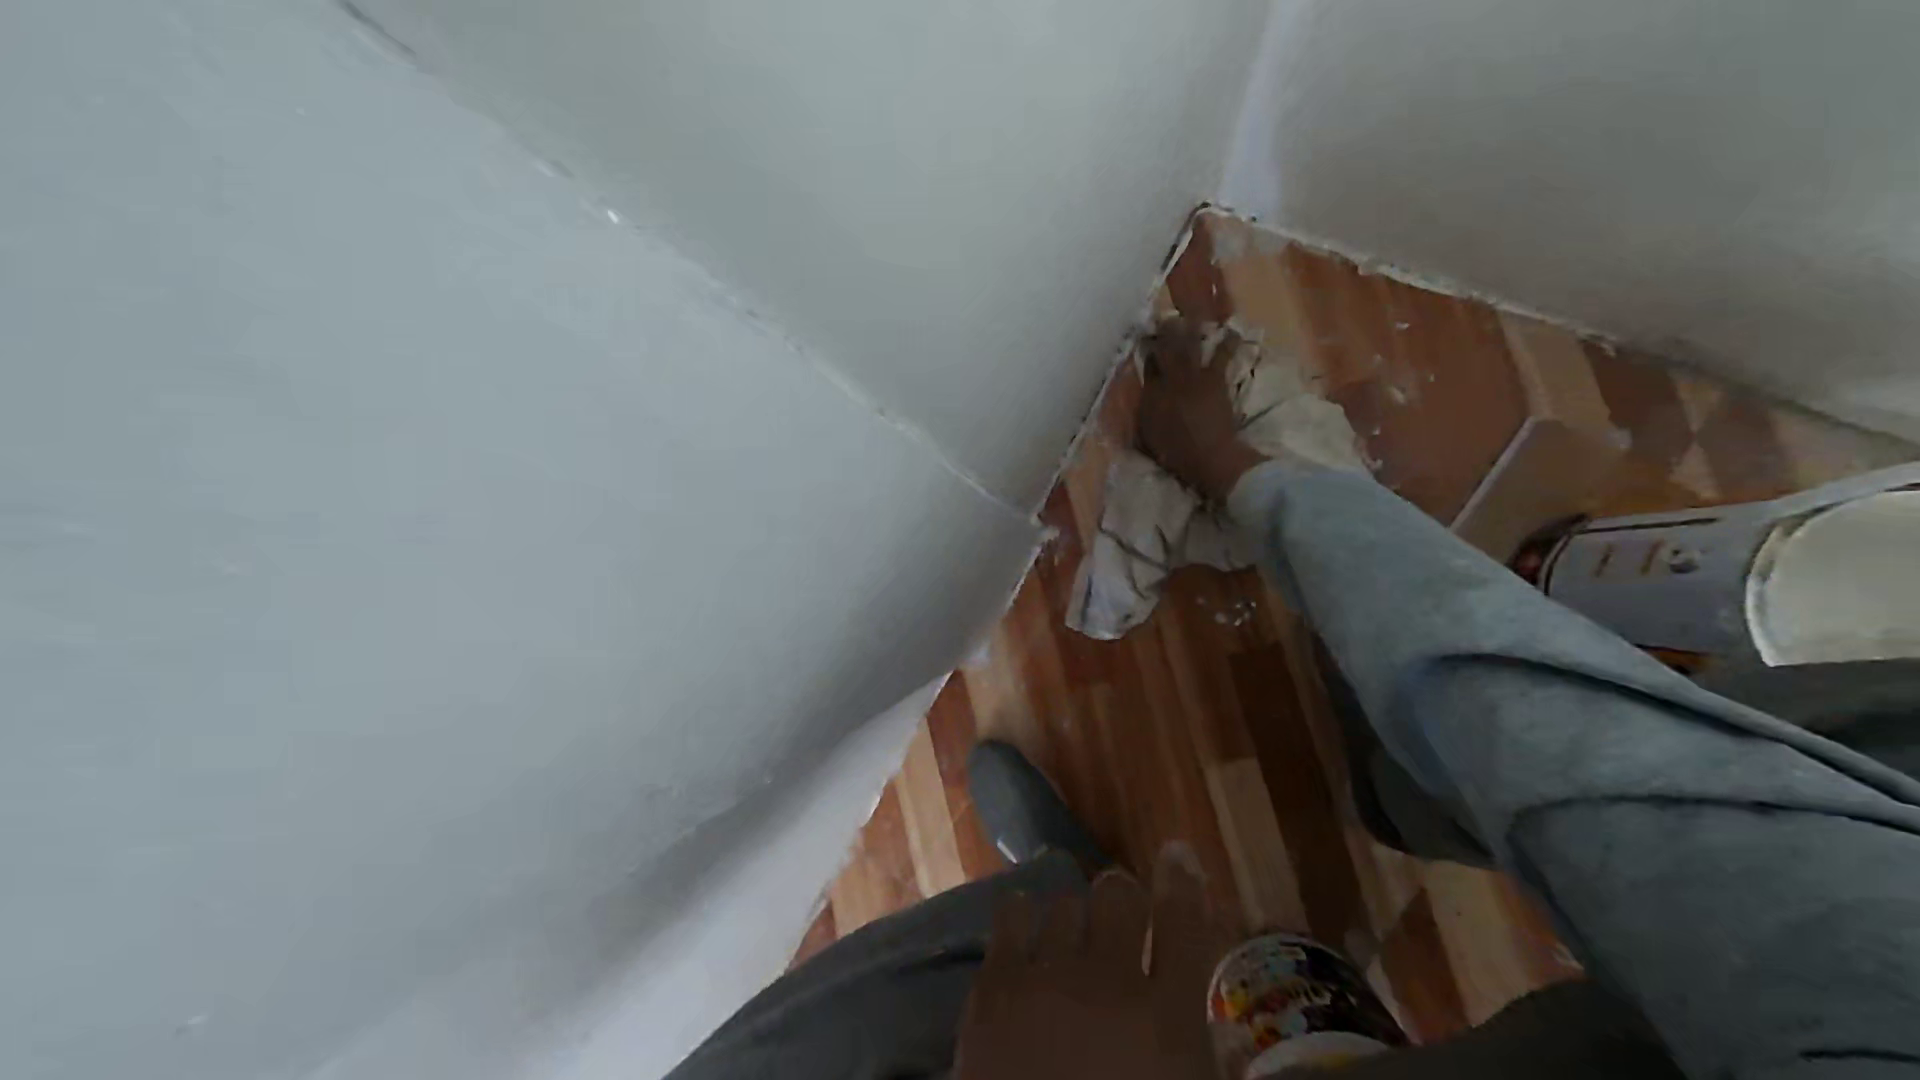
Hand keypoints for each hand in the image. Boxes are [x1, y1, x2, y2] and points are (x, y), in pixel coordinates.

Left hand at [954, 850, 1229, 1079]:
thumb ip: (1209, 1065)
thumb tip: (1222, 1033)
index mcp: (1166, 1021)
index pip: (1184, 924)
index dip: (1183, 881)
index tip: (1178, 853)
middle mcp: (1107, 981)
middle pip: (1119, 896)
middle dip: (1123, 899)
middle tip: (1120, 917)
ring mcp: (1045, 976)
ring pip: (1067, 902)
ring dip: (1077, 917)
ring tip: (1074, 943)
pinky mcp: (993, 984)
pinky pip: (1013, 914)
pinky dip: (1025, 918)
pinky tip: (1029, 934)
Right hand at [1137, 319, 1269, 502]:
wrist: (1208, 456)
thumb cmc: (1173, 453)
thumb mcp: (1146, 435)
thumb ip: (1143, 413)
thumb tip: (1141, 396)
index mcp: (1151, 394)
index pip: (1147, 367)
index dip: (1146, 351)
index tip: (1144, 341)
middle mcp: (1170, 380)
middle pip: (1165, 349)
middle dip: (1163, 332)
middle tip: (1162, 318)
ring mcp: (1195, 377)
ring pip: (1189, 346)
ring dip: (1188, 329)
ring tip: (1189, 314)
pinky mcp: (1217, 380)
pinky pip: (1223, 355)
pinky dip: (1228, 342)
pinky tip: (1231, 331)